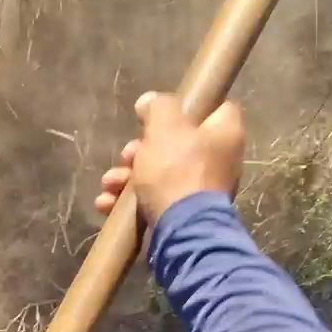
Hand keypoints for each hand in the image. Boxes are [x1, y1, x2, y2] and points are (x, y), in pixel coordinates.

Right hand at [95, 93, 246, 226]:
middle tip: (126, 156)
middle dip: (140, 151)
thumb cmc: (176, 171)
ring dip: (126, 178)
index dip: (186, 109)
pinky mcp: (178, 217)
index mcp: (224, 133)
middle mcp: (217, 161)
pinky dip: (127, 203)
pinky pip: (150, 202)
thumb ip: (158, 108)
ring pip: (156, 175)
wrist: (179, 230)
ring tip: (109, 184)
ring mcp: (197, 192)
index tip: (160, 117)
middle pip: (174, 145)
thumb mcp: (165, 127)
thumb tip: (148, 101)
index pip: (214, 108)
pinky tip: (107, 204)